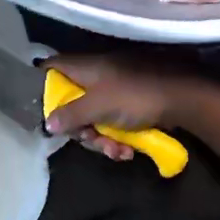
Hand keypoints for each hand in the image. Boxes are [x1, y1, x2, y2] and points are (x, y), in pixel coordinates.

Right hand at [43, 56, 201, 161]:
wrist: (180, 99)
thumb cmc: (134, 96)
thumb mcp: (97, 107)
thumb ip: (70, 114)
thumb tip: (47, 123)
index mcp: (85, 68)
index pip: (51, 67)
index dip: (40, 84)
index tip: (38, 108)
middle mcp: (96, 76)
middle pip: (72, 104)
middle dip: (82, 129)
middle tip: (92, 140)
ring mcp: (113, 91)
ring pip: (93, 119)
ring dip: (103, 140)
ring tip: (118, 150)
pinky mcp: (128, 106)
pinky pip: (112, 124)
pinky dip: (117, 139)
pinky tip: (128, 151)